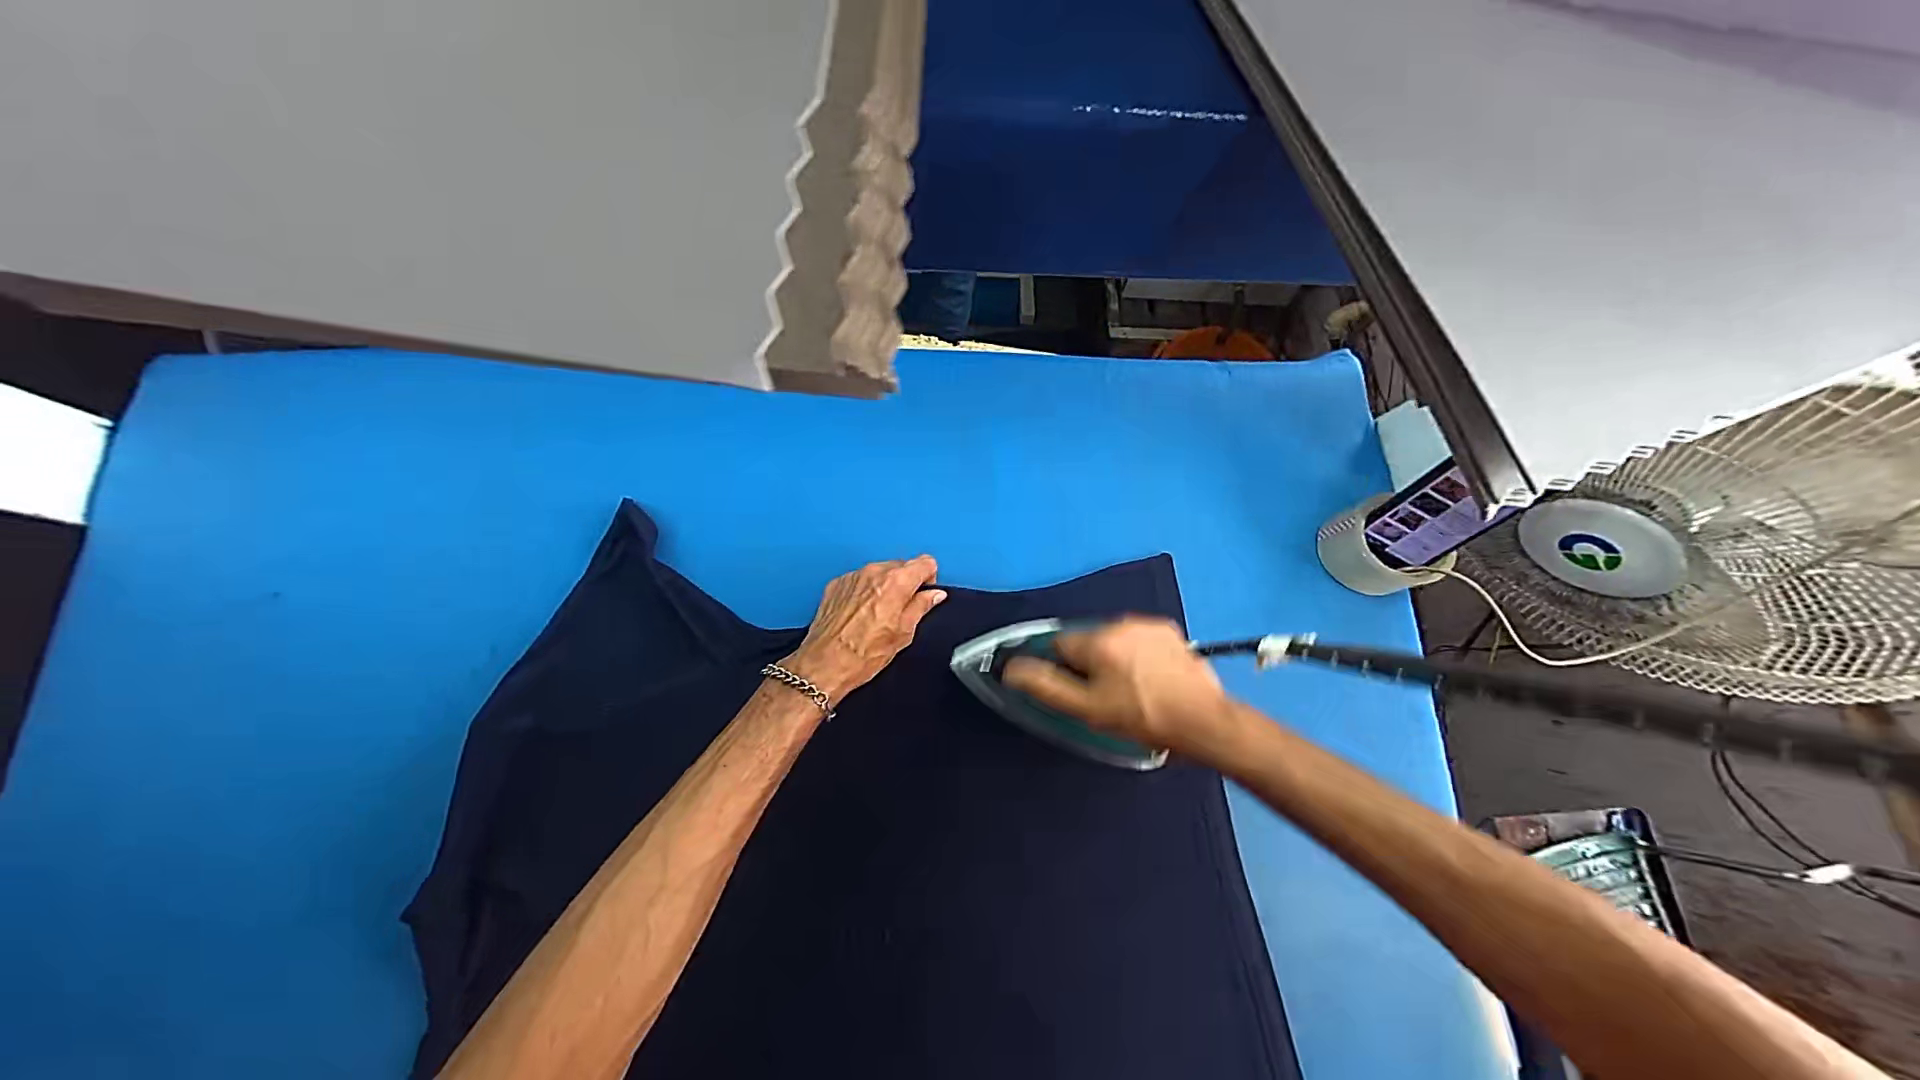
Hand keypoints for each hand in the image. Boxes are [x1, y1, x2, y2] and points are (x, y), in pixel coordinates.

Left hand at [783, 556, 947, 701]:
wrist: (826, 662)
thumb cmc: (862, 653)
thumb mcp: (903, 633)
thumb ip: (921, 607)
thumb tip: (933, 595)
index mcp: (896, 582)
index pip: (925, 562)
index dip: (929, 578)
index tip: (925, 592)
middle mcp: (874, 572)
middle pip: (901, 566)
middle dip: (905, 584)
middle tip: (902, 610)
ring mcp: (853, 576)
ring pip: (879, 572)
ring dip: (884, 587)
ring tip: (878, 616)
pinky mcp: (837, 584)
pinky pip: (859, 580)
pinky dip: (864, 591)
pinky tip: (861, 614)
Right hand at [1002, 617, 1238, 759]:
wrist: (1204, 722)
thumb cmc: (1142, 718)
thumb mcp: (1088, 710)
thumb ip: (1046, 686)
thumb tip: (1012, 668)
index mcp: (1098, 639)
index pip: (1058, 645)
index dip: (1062, 670)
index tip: (1078, 692)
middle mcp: (1122, 623)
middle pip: (1086, 641)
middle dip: (1089, 664)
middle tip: (1106, 697)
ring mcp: (1149, 625)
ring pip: (1113, 639)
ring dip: (1113, 658)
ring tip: (1131, 691)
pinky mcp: (1170, 632)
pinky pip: (1138, 640)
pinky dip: (1137, 655)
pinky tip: (1149, 680)